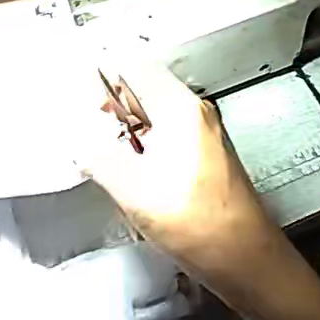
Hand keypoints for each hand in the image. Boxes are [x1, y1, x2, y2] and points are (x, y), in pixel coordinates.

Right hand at [82, 61, 293, 294]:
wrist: (243, 254)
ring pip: (154, 112)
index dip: (102, 71)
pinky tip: (132, 171)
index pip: (135, 65)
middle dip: (111, 104)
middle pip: (144, 86)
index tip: (76, 88)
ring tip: (107, 153)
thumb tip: (80, 138)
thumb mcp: (133, 189)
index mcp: (181, 108)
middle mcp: (196, 112)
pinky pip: (166, 132)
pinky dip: (143, 144)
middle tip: (88, 129)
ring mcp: (202, 130)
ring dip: (126, 127)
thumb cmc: (200, 222)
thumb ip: (100, 156)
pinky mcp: (203, 151)